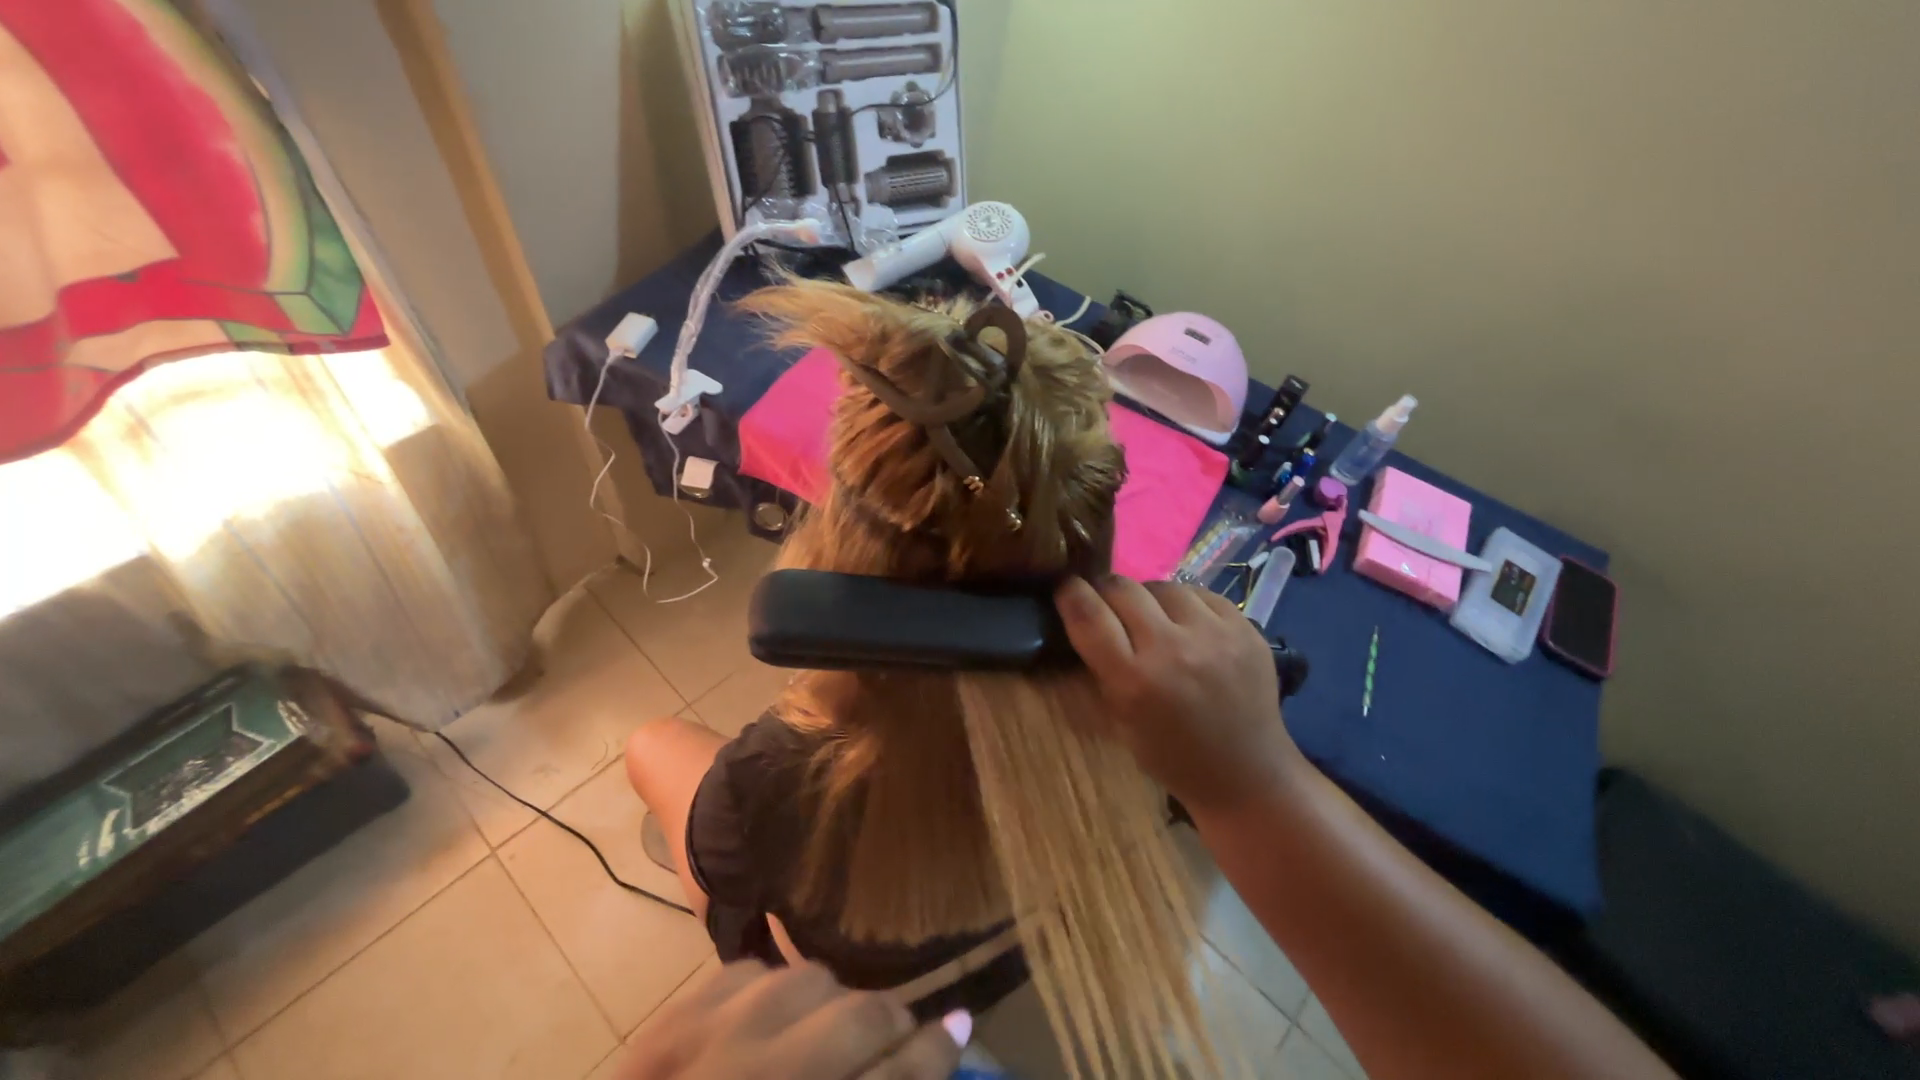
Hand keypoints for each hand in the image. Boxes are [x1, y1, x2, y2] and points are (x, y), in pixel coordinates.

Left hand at [615, 961, 967, 1079]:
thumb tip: (947, 1033)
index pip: (893, 1075)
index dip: (933, 1052)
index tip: (959, 1023)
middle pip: (856, 1018)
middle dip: (888, 1021)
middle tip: (891, 1037)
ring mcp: (702, 1051)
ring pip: (805, 981)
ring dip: (829, 1004)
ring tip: (825, 1033)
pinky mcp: (664, 1030)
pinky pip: (746, 971)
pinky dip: (768, 991)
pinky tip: (766, 1021)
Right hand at [1054, 576, 1299, 813]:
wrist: (1246, 774)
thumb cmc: (1172, 757)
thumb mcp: (1120, 721)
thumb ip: (1101, 668)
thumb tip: (1082, 617)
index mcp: (1135, 681)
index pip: (1089, 615)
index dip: (1070, 594)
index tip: (1065, 589)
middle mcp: (1173, 650)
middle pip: (1123, 589)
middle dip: (1106, 591)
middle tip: (1106, 604)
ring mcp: (1214, 635)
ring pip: (1162, 585)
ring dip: (1147, 597)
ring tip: (1150, 617)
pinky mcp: (1245, 627)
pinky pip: (1201, 593)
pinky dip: (1184, 604)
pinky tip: (1184, 623)